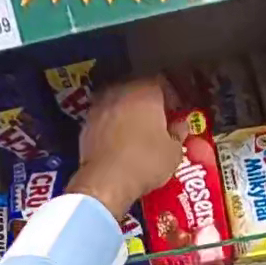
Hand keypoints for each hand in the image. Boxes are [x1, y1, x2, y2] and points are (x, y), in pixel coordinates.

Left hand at [66, 76, 185, 214]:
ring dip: (128, 114)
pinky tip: (119, 144)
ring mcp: (99, 106)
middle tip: (158, 123)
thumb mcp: (173, 153)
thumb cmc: (145, 163)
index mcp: (146, 91)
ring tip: (137, 134)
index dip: (172, 97)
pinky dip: (112, 127)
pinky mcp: (85, 124)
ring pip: (119, 104)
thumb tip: (180, 126)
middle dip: (148, 105)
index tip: (176, 113)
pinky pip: (105, 120)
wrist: (106, 181)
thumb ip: (179, 134)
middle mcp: (120, 91)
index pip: (163, 83)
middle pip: (138, 90)